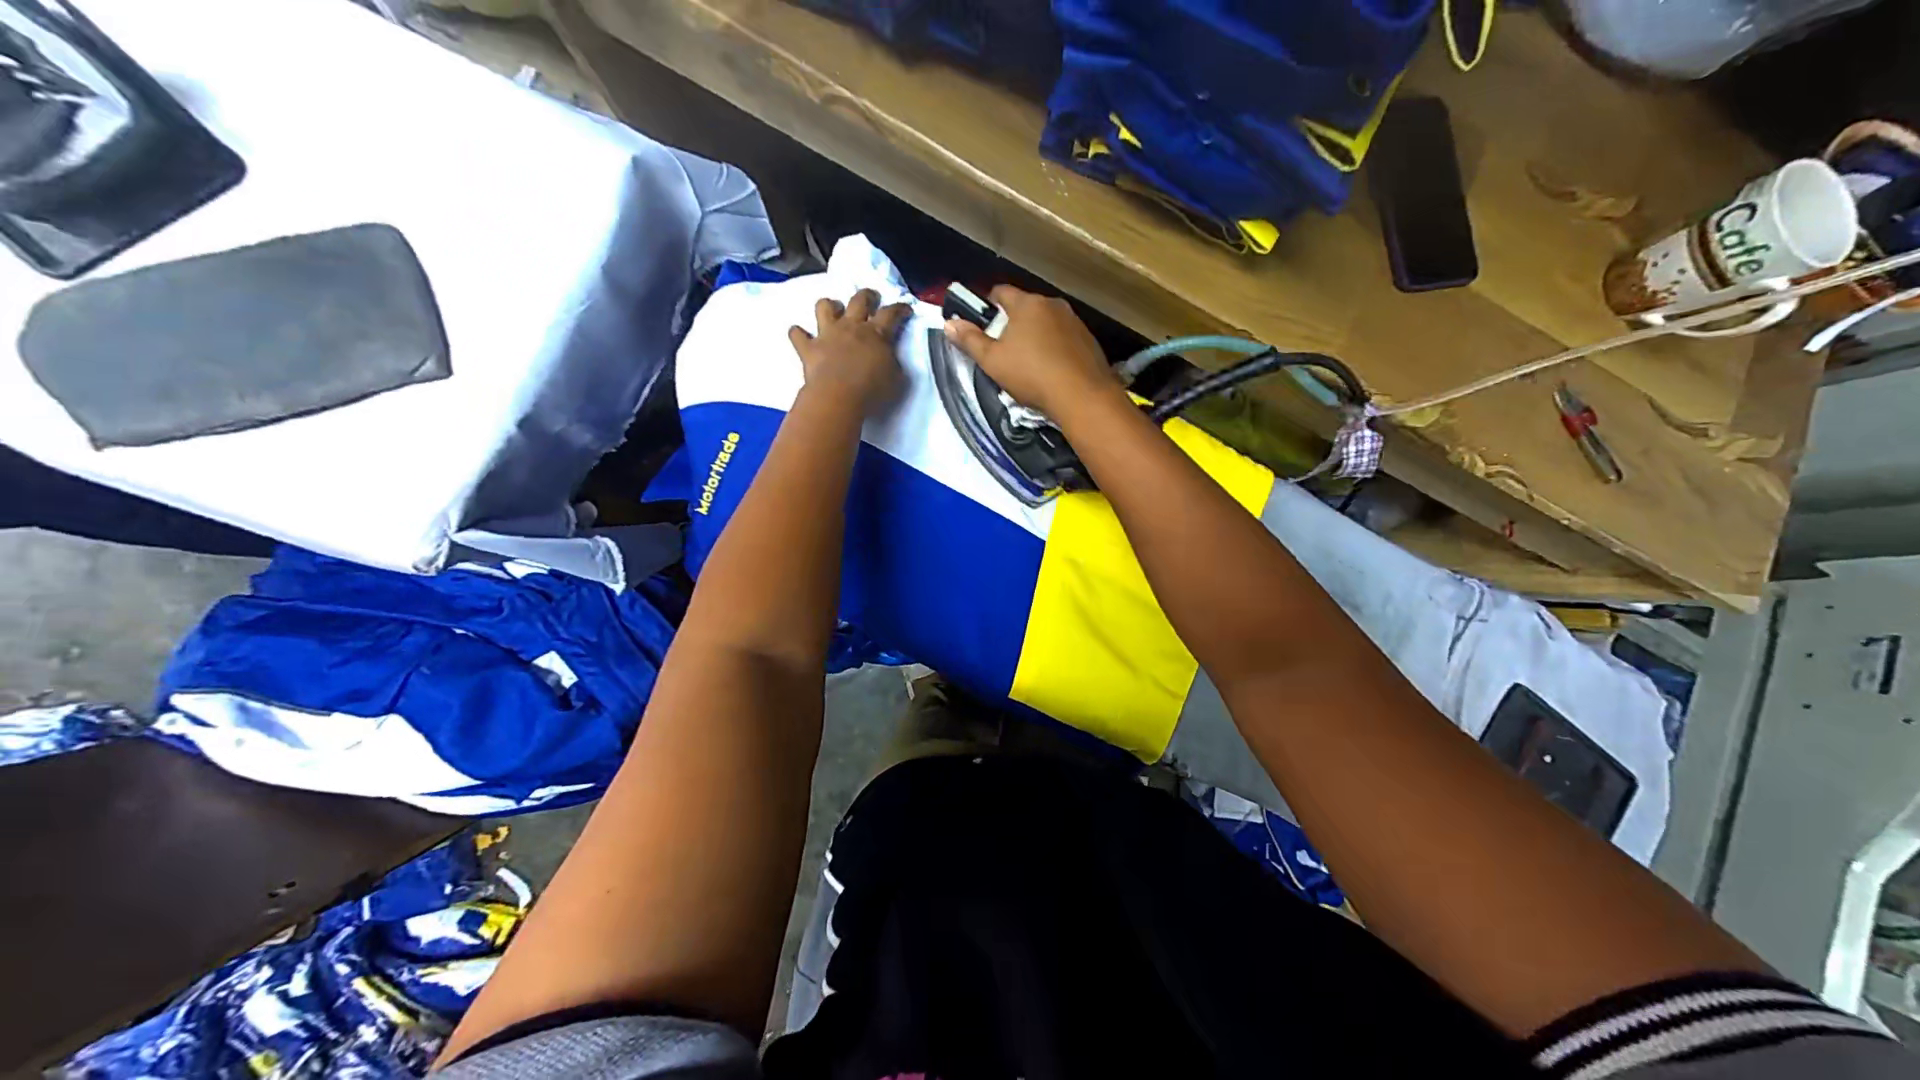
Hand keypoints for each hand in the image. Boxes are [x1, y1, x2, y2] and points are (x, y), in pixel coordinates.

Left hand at [788, 289, 911, 413]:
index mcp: (876, 334)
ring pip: (824, 307)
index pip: (891, 313)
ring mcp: (827, 334)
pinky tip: (800, 335)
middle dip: (866, 295)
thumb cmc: (872, 390)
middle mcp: (851, 327)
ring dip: (828, 305)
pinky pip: (797, 335)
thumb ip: (893, 361)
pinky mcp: (809, 348)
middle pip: (859, 300)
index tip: (905, 308)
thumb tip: (889, 356)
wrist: (838, 397)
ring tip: (832, 310)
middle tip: (870, 297)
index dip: (900, 308)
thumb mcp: (896, 378)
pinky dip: (798, 334)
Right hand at [941, 285, 1121, 419]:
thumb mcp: (993, 361)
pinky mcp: (1089, 340)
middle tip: (1002, 347)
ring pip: (1046, 322)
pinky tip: (1051, 368)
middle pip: (1025, 306)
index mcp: (1026, 303)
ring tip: (1027, 361)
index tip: (980, 322)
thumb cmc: (1032, 374)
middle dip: (1012, 322)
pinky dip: (1054, 347)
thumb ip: (970, 340)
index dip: (986, 304)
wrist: (1082, 395)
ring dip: (1035, 334)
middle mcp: (1052, 304)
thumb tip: (950, 324)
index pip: (1000, 291)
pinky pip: (1064, 337)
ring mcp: (1074, 320)